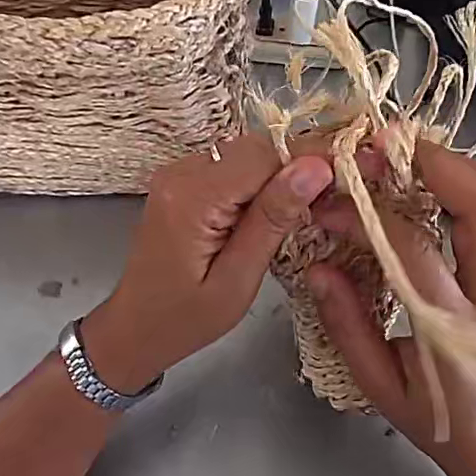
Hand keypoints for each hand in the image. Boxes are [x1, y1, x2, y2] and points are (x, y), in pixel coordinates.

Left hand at [81, 135, 333, 394]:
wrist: (134, 326)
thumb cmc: (185, 318)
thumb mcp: (238, 280)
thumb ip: (273, 220)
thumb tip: (315, 169)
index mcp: (191, 198)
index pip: (263, 155)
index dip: (306, 164)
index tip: (341, 185)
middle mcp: (180, 173)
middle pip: (254, 148)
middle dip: (291, 171)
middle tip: (318, 210)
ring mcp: (177, 173)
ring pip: (244, 153)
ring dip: (274, 178)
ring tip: (290, 219)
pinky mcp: (180, 181)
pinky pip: (229, 166)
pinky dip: (254, 184)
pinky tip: (261, 217)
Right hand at [306, 140, 475, 475]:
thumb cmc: (435, 419)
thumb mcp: (378, 386)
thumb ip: (348, 326)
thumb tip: (319, 267)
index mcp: (453, 330)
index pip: (412, 252)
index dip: (367, 218)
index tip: (329, 204)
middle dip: (433, 165)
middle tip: (382, 145)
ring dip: (462, 166)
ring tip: (412, 149)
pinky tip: (447, 174)